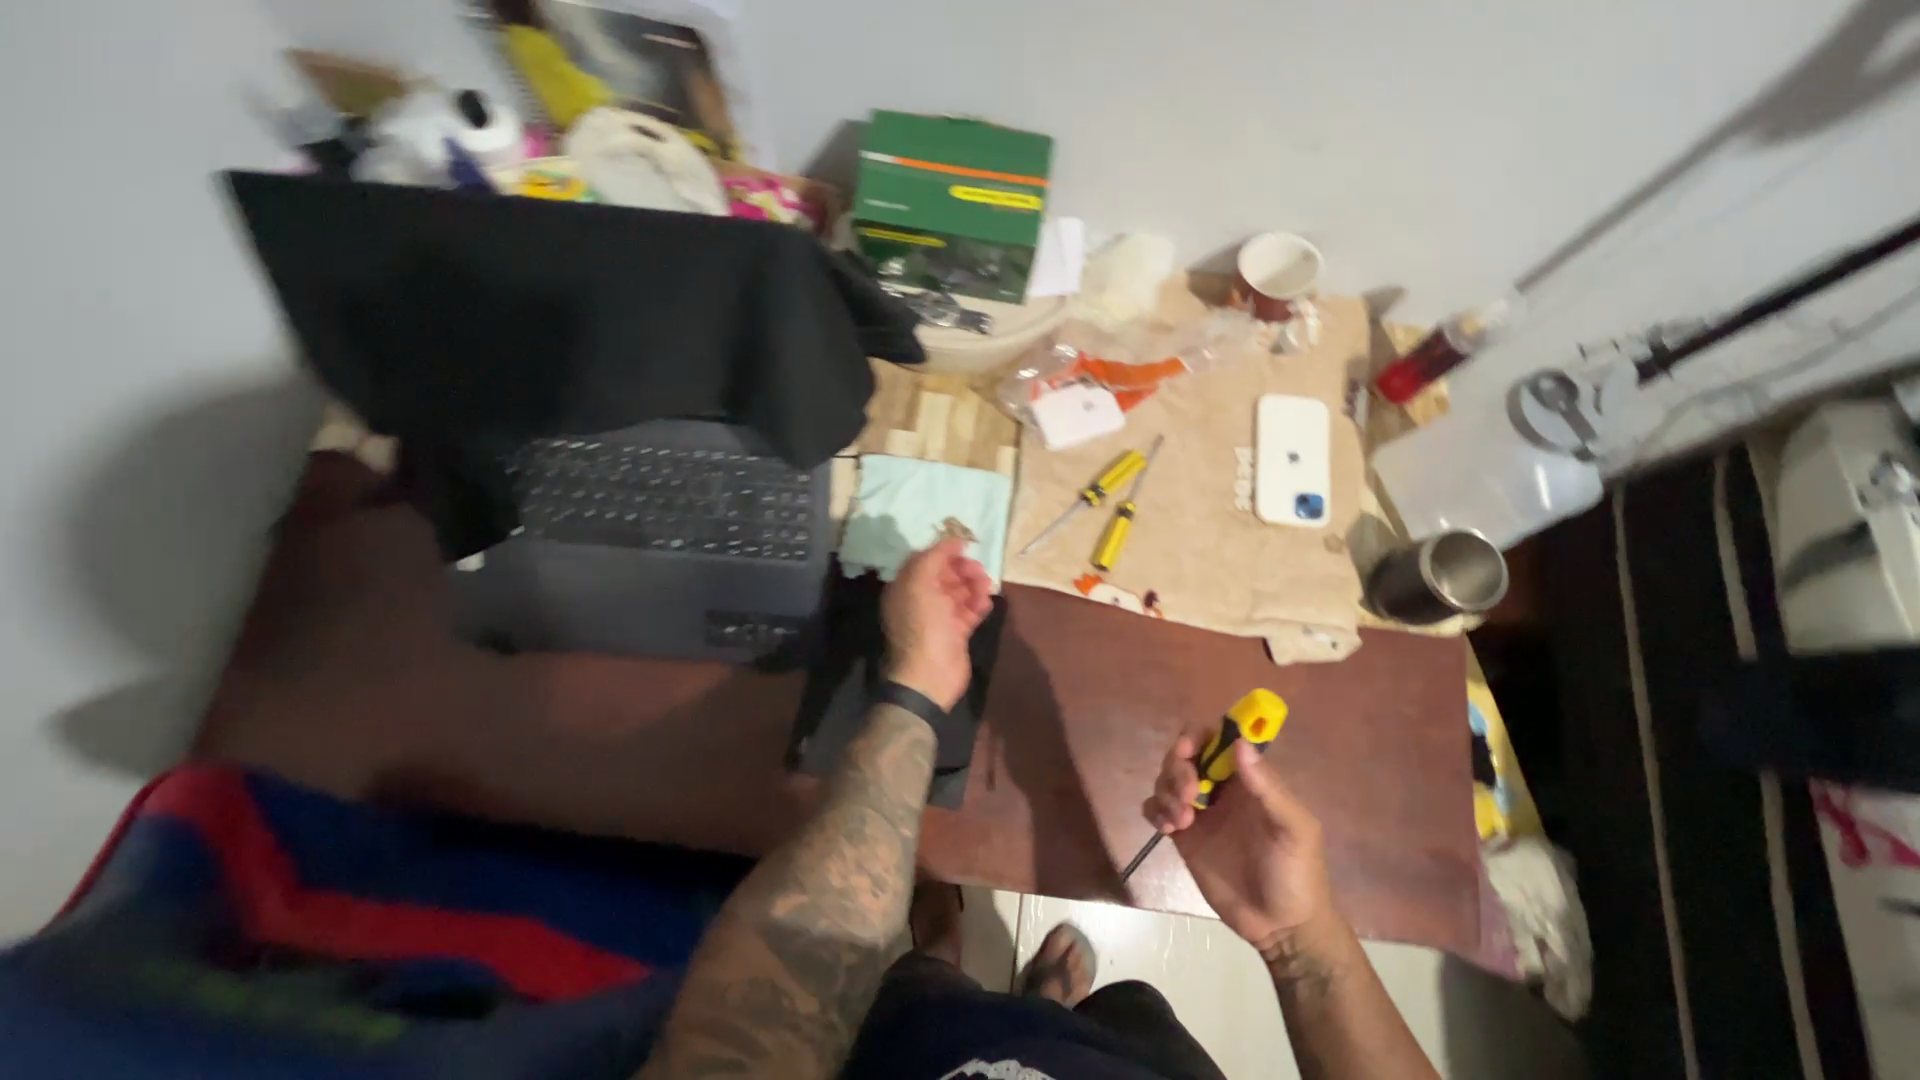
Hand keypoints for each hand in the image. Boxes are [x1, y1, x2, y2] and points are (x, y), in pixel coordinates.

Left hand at [881, 538, 993, 710]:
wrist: (930, 675)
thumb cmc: (923, 625)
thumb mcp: (921, 583)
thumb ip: (934, 557)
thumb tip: (953, 540)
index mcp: (906, 587)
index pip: (925, 561)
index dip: (945, 553)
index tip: (966, 547)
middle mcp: (920, 600)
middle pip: (944, 576)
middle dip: (963, 569)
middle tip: (979, 571)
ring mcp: (939, 618)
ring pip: (959, 593)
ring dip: (974, 586)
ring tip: (986, 586)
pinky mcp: (955, 633)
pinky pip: (969, 612)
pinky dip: (978, 605)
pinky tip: (986, 603)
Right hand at [1142, 737, 1336, 962]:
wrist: (1280, 927)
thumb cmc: (1296, 873)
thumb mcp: (1293, 829)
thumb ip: (1268, 787)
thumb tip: (1240, 744)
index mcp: (1250, 779)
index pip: (1217, 739)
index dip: (1198, 736)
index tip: (1189, 750)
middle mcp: (1221, 789)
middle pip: (1184, 755)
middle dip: (1177, 767)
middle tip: (1187, 796)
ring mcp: (1200, 812)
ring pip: (1166, 779)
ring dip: (1166, 790)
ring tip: (1181, 821)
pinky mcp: (1184, 836)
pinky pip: (1156, 809)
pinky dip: (1155, 811)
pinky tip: (1169, 830)